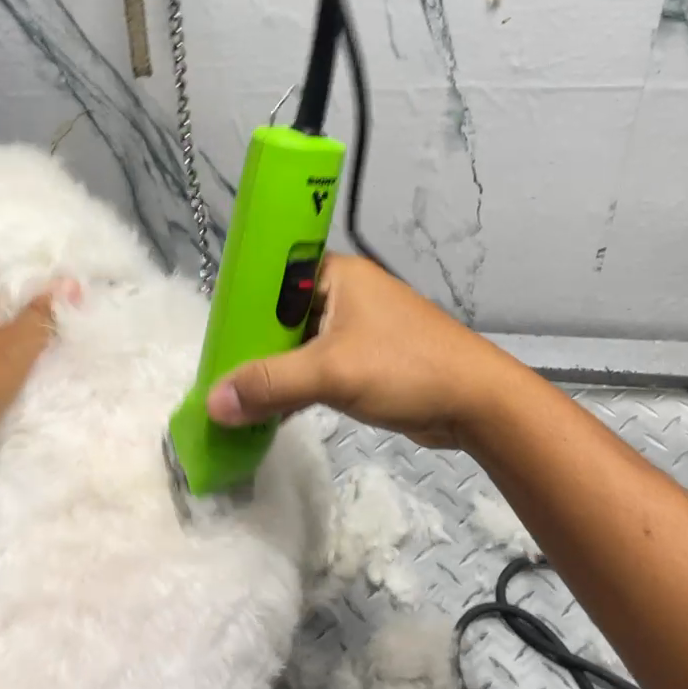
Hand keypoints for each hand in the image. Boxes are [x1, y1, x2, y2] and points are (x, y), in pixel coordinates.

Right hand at [204, 255, 533, 449]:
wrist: (477, 403)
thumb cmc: (406, 368)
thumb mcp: (331, 372)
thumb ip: (269, 385)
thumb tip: (212, 404)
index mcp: (334, 274)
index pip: (269, 277)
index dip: (238, 306)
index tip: (211, 340)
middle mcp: (341, 294)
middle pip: (277, 316)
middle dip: (249, 348)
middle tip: (215, 379)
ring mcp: (352, 329)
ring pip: (294, 347)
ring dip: (270, 373)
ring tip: (232, 402)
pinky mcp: (361, 361)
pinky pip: (313, 369)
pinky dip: (292, 388)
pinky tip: (266, 415)